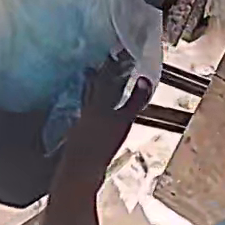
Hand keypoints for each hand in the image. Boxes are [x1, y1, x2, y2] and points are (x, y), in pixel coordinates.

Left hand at [55, 59, 153, 187]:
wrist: (80, 169)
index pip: (103, 79)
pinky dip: (89, 112)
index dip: (108, 67)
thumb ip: (135, 100)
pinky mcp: (79, 137)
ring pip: (85, 102)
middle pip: (90, 89)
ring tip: (89, 86)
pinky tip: (91, 117)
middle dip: (93, 77)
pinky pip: (85, 116)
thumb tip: (145, 78)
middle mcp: (87, 109)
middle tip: (93, 66)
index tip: (112, 55)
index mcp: (98, 102)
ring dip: (89, 93)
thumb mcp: (123, 121)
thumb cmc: (103, 143)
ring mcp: (81, 123)